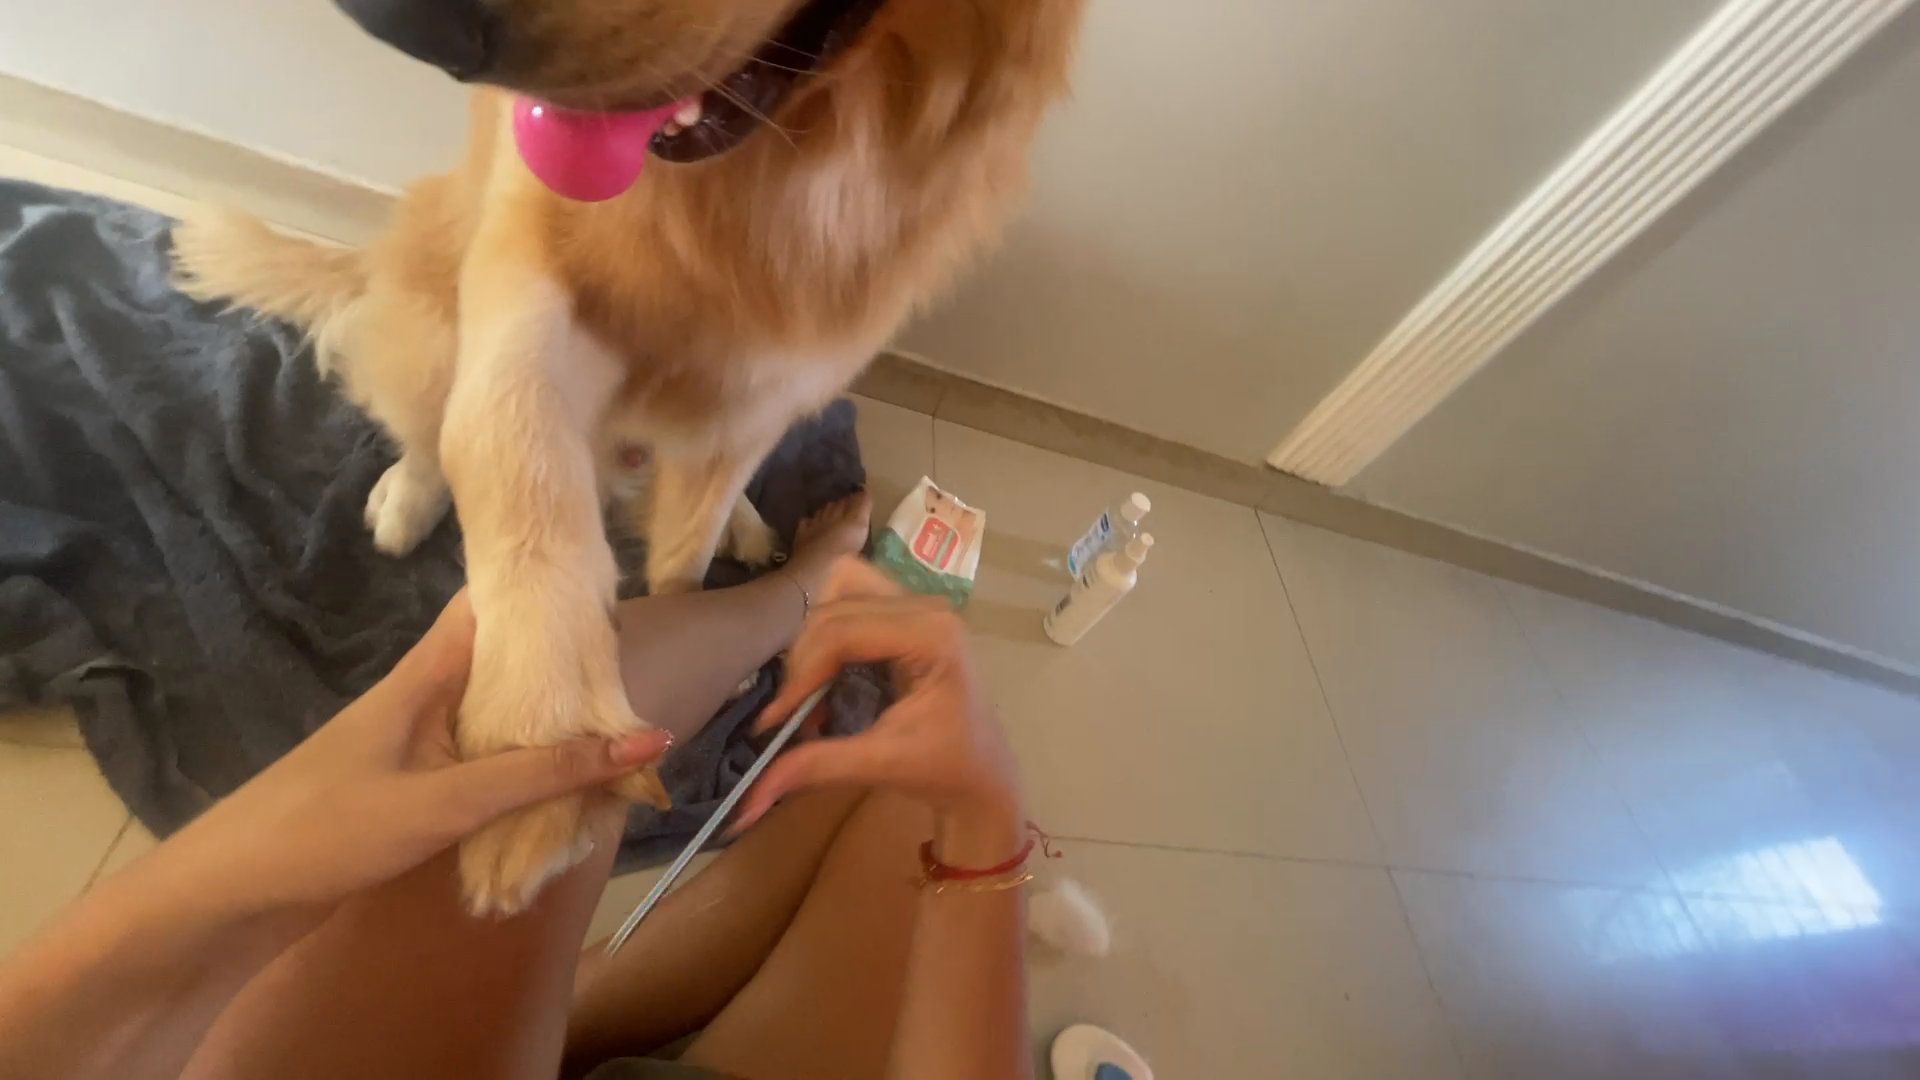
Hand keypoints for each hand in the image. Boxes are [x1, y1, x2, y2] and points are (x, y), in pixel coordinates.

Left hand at [149, 591, 668, 917]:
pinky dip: (531, 755)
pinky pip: (492, 751)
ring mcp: (426, 738)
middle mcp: (432, 694)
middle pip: (509, 658)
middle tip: (631, 668)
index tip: (606, 596)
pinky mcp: (424, 778)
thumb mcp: (448, 799)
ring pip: (504, 707)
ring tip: (618, 715)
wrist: (215, 910)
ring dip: (553, 713)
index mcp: (430, 672)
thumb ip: (549, 773)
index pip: (493, 604)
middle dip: (567, 659)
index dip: (545, 593)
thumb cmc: (324, 830)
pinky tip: (567, 772)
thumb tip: (652, 742)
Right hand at [736, 558, 1023, 853]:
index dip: (802, 672)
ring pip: (841, 587)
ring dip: (816, 636)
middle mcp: (928, 606)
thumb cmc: (946, 768)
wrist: (984, 774)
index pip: (842, 630)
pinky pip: (853, 598)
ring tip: (813, 687)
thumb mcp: (881, 764)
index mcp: (932, 634)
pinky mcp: (910, 613)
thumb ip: (816, 766)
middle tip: (796, 709)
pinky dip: (830, 631)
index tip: (777, 721)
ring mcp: (920, 605)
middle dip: (805, 657)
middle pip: (835, 603)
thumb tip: (747, 800)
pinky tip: (829, 675)